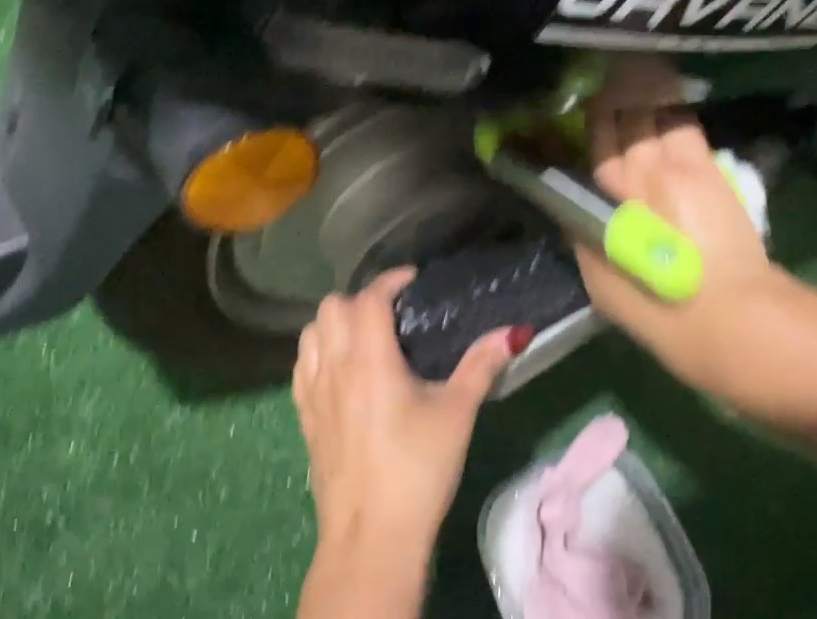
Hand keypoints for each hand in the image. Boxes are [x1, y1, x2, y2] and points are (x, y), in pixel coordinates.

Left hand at [293, 268, 521, 554]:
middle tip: (392, 314)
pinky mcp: (304, 420)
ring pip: (309, 333)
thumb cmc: (418, 469)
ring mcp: (312, 394)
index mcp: (369, 358)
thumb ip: (482, 366)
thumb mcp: (458, 414)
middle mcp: (334, 367)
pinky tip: (341, 371)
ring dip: (334, 324)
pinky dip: (318, 353)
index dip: (390, 280)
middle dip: (360, 299)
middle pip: (331, 307)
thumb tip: (515, 331)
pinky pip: (301, 367)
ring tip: (365, 338)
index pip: (369, 298)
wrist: (372, 536)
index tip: (412, 281)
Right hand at [576, 58, 774, 370]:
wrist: (730, 315)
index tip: (585, 107)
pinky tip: (667, 93)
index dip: (588, 119)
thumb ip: (582, 239)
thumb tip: (571, 212)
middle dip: (612, 95)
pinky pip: (682, 120)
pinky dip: (670, 105)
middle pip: (618, 115)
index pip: (589, 141)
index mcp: (601, 200)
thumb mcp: (600, 284)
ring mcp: (673, 162)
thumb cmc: (660, 310)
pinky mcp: (708, 166)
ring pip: (650, 109)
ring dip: (642, 90)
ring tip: (637, 75)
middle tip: (610, 82)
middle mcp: (632, 170)